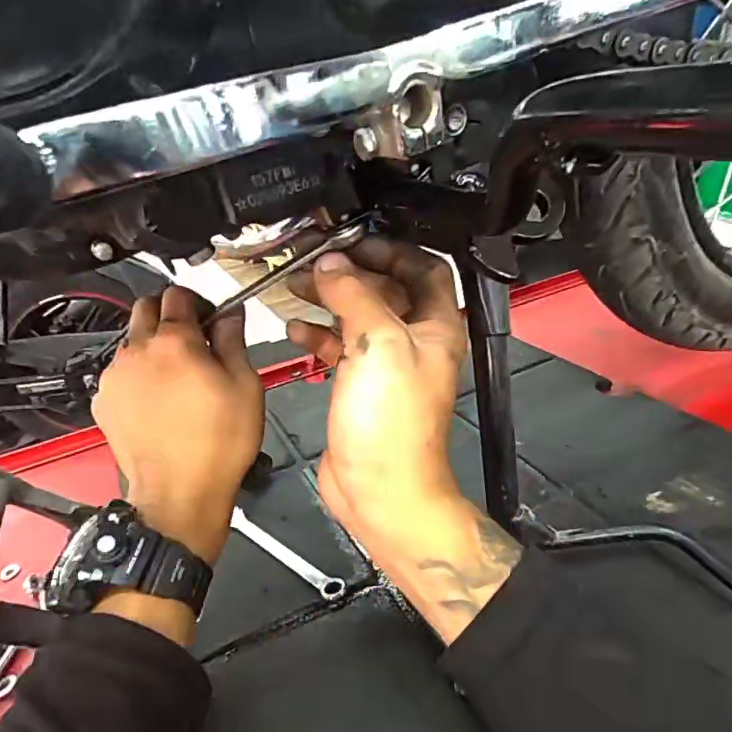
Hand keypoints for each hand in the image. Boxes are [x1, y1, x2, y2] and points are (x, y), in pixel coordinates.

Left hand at [93, 287, 263, 566]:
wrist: (179, 494)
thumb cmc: (220, 441)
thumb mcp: (245, 386)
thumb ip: (233, 340)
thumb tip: (230, 313)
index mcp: (173, 341)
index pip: (178, 295)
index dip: (200, 302)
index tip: (213, 321)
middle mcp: (136, 351)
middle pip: (145, 308)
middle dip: (169, 315)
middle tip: (194, 343)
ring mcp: (114, 377)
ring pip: (131, 342)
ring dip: (153, 347)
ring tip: (178, 381)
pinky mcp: (103, 402)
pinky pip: (120, 374)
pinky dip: (139, 376)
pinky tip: (159, 403)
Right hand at [285, 239, 521, 642]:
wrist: (380, 488)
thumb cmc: (394, 426)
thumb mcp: (377, 343)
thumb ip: (354, 294)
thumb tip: (332, 264)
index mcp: (435, 327)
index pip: (422, 267)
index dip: (388, 249)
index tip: (351, 242)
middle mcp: (414, 344)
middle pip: (384, 290)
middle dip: (348, 273)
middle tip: (314, 264)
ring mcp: (387, 366)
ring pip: (358, 317)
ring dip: (328, 300)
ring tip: (297, 288)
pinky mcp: (361, 388)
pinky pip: (339, 348)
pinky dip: (318, 335)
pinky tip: (297, 330)